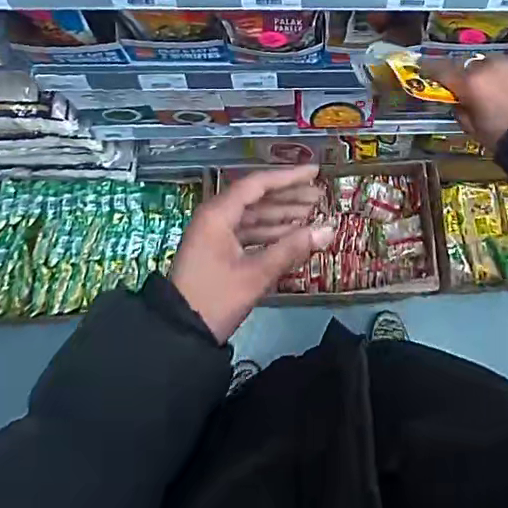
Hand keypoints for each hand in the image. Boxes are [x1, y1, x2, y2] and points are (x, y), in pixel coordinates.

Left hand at [169, 164, 333, 341]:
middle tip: (319, 196)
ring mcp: (214, 234)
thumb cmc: (215, 299)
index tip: (315, 172)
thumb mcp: (256, 274)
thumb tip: (328, 229)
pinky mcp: (217, 250)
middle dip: (288, 196)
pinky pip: (247, 232)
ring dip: (281, 215)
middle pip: (256, 198)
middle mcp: (215, 217)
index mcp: (218, 214)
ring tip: (312, 215)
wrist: (179, 334)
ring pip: (253, 216)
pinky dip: (270, 233)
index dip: (288, 177)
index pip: (257, 184)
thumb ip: (292, 249)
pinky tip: (292, 236)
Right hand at [422, 53, 507, 150]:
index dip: (430, 68)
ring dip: (493, 73)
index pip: (440, 68)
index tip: (424, 68)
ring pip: (493, 63)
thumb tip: (457, 99)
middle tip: (476, 90)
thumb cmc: (502, 136)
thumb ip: (459, 109)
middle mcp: (486, 65)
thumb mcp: (472, 127)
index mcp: (468, 82)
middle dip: (470, 75)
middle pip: (469, 65)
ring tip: (502, 90)